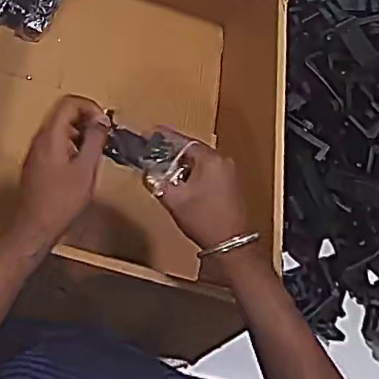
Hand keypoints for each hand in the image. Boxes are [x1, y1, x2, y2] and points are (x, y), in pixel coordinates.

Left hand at [3, 95, 109, 255]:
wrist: (33, 229)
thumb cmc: (61, 202)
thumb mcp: (86, 169)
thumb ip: (95, 140)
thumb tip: (102, 120)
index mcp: (51, 135)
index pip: (69, 103)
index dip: (90, 107)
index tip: (104, 123)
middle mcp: (40, 138)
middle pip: (64, 112)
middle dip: (87, 119)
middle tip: (103, 135)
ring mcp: (36, 151)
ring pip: (60, 127)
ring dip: (80, 132)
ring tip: (96, 150)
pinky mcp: (37, 163)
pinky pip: (55, 142)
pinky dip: (72, 143)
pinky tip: (81, 164)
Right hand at [149, 128, 250, 251]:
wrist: (231, 246)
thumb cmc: (203, 220)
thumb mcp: (174, 200)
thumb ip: (157, 182)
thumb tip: (147, 172)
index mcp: (211, 160)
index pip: (185, 141)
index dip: (166, 137)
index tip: (152, 132)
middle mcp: (223, 161)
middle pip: (193, 151)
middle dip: (173, 154)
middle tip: (155, 155)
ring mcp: (230, 173)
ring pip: (201, 162)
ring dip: (184, 166)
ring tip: (166, 172)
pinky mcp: (232, 185)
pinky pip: (209, 171)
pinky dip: (195, 174)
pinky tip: (183, 185)